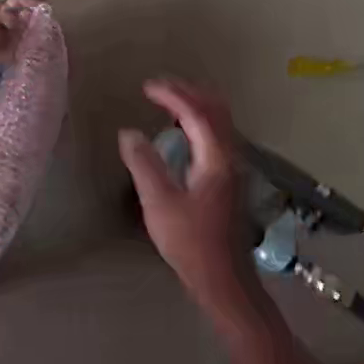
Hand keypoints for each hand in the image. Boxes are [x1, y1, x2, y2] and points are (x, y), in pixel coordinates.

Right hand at [118, 79, 256, 304]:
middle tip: (158, 86)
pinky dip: (199, 121)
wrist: (222, 277)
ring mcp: (233, 167)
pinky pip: (217, 135)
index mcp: (216, 158)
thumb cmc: (190, 242)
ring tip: (167, 101)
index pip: (197, 113)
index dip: (172, 95)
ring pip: (219, 121)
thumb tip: (129, 133)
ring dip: (195, 105)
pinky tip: (181, 131)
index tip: (146, 87)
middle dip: (187, 92)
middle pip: (215, 109)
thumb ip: (144, 164)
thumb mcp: (159, 203)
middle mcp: (231, 156)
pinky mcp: (229, 178)